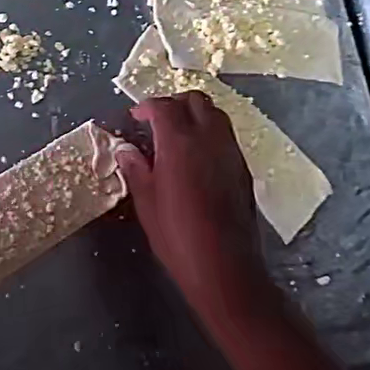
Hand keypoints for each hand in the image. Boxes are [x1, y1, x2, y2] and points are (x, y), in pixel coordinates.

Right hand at [117, 93, 274, 324]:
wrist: (225, 268)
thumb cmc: (177, 236)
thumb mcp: (147, 203)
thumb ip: (136, 169)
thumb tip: (126, 150)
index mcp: (180, 143)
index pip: (163, 107)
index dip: (146, 107)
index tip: (135, 117)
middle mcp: (209, 139)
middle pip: (194, 101)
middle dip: (173, 103)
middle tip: (156, 120)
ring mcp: (230, 152)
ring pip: (215, 114)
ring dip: (194, 115)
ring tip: (177, 134)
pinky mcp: (243, 168)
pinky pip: (225, 135)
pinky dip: (209, 133)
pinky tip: (196, 156)